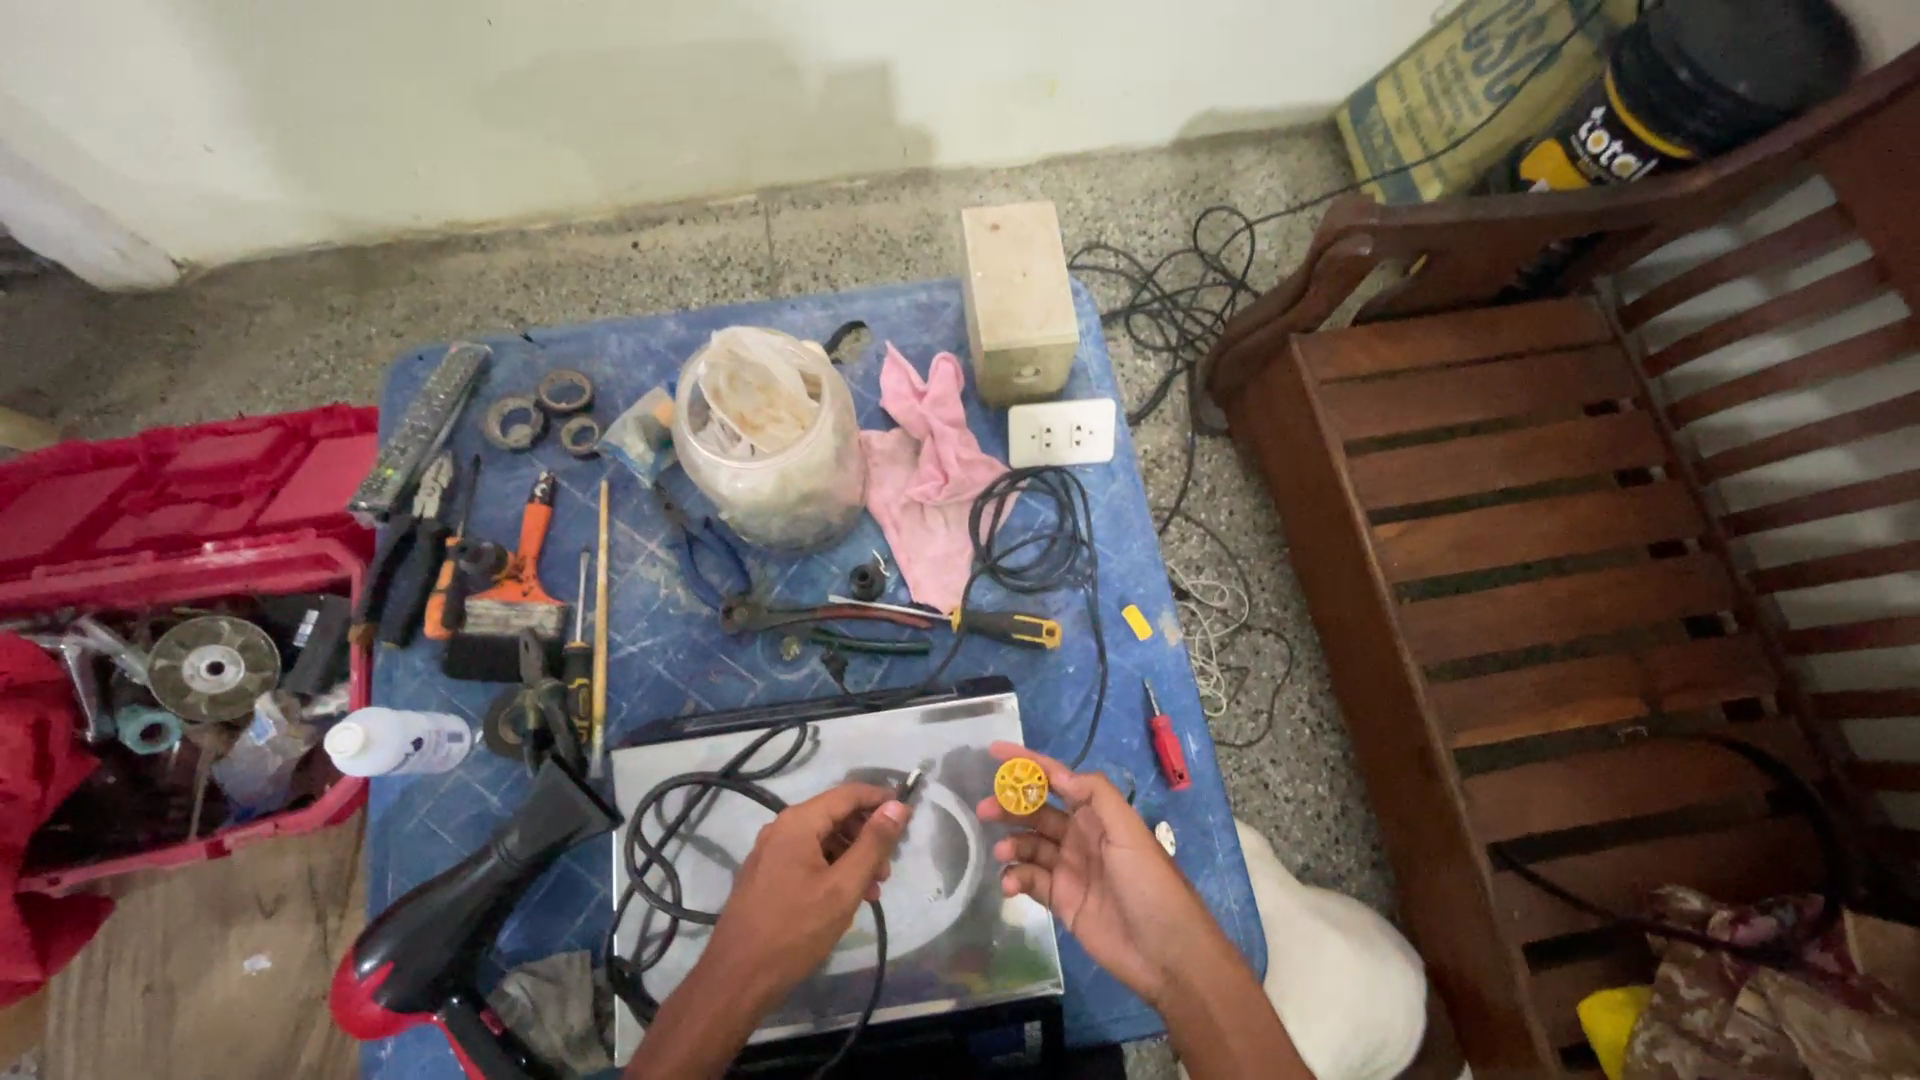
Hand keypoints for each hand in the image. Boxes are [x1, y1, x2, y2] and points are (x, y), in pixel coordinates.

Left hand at [702, 782, 912, 1005]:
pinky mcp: (766, 876)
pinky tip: (847, 898)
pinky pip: (807, 859)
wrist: (736, 979)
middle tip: (888, 868)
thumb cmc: (795, 930)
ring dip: (852, 856)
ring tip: (873, 889)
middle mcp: (781, 828)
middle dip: (867, 835)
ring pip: (822, 840)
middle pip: (835, 816)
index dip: (880, 800)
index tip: (907, 817)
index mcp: (798, 822)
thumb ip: (873, 843)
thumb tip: (897, 806)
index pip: (849, 794)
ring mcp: (770, 853)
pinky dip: (832, 870)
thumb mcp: (843, 887)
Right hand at [975, 742, 1214, 1004]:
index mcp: (1097, 814)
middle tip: (984, 808)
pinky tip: (1010, 884)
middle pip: (1036, 812)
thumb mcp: (1129, 830)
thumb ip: (1096, 795)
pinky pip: (1030, 880)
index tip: (994, 751)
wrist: (1166, 951)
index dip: (1028, 763)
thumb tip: (1058, 775)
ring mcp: (1069, 869)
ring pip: (1029, 845)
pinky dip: (1015, 878)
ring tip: (1002, 852)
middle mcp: (1080, 836)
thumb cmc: (1150, 883)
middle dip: (1010, 805)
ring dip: (1011, 843)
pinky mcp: (1061, 900)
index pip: (1057, 780)